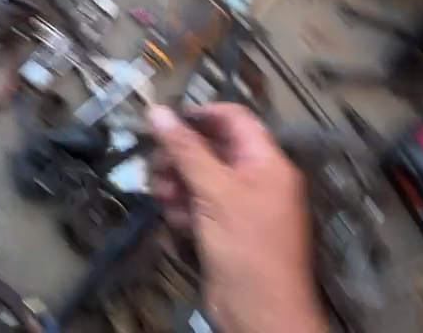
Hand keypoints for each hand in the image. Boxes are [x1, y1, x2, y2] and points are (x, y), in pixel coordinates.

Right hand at [149, 105, 325, 332]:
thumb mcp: (214, 191)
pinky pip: (200, 203)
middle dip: (180, 155)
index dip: (201, 114)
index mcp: (266, 162)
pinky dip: (184, 207)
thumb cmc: (246, 247)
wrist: (261, 319)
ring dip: (177, 183)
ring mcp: (242, 205)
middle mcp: (256, 179)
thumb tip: (158, 110)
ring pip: (201, 176)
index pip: (234, 119)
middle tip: (156, 165)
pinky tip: (175, 220)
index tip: (168, 121)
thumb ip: (185, 149)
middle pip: (212, 148)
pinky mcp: (227, 229)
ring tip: (163, 197)